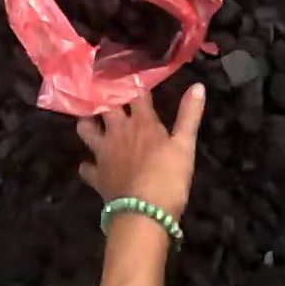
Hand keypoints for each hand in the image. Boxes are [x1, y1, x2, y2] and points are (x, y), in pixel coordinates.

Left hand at [76, 85, 205, 219]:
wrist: (143, 214)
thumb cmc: (168, 178)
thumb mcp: (185, 146)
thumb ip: (189, 115)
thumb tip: (198, 85)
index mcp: (141, 123)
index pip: (136, 95)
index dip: (134, 82)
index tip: (130, 71)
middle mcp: (118, 132)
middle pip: (106, 107)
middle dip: (104, 97)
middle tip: (101, 88)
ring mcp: (104, 153)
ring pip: (86, 131)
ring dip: (87, 125)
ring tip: (89, 121)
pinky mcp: (97, 175)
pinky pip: (86, 168)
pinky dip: (87, 166)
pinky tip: (90, 166)